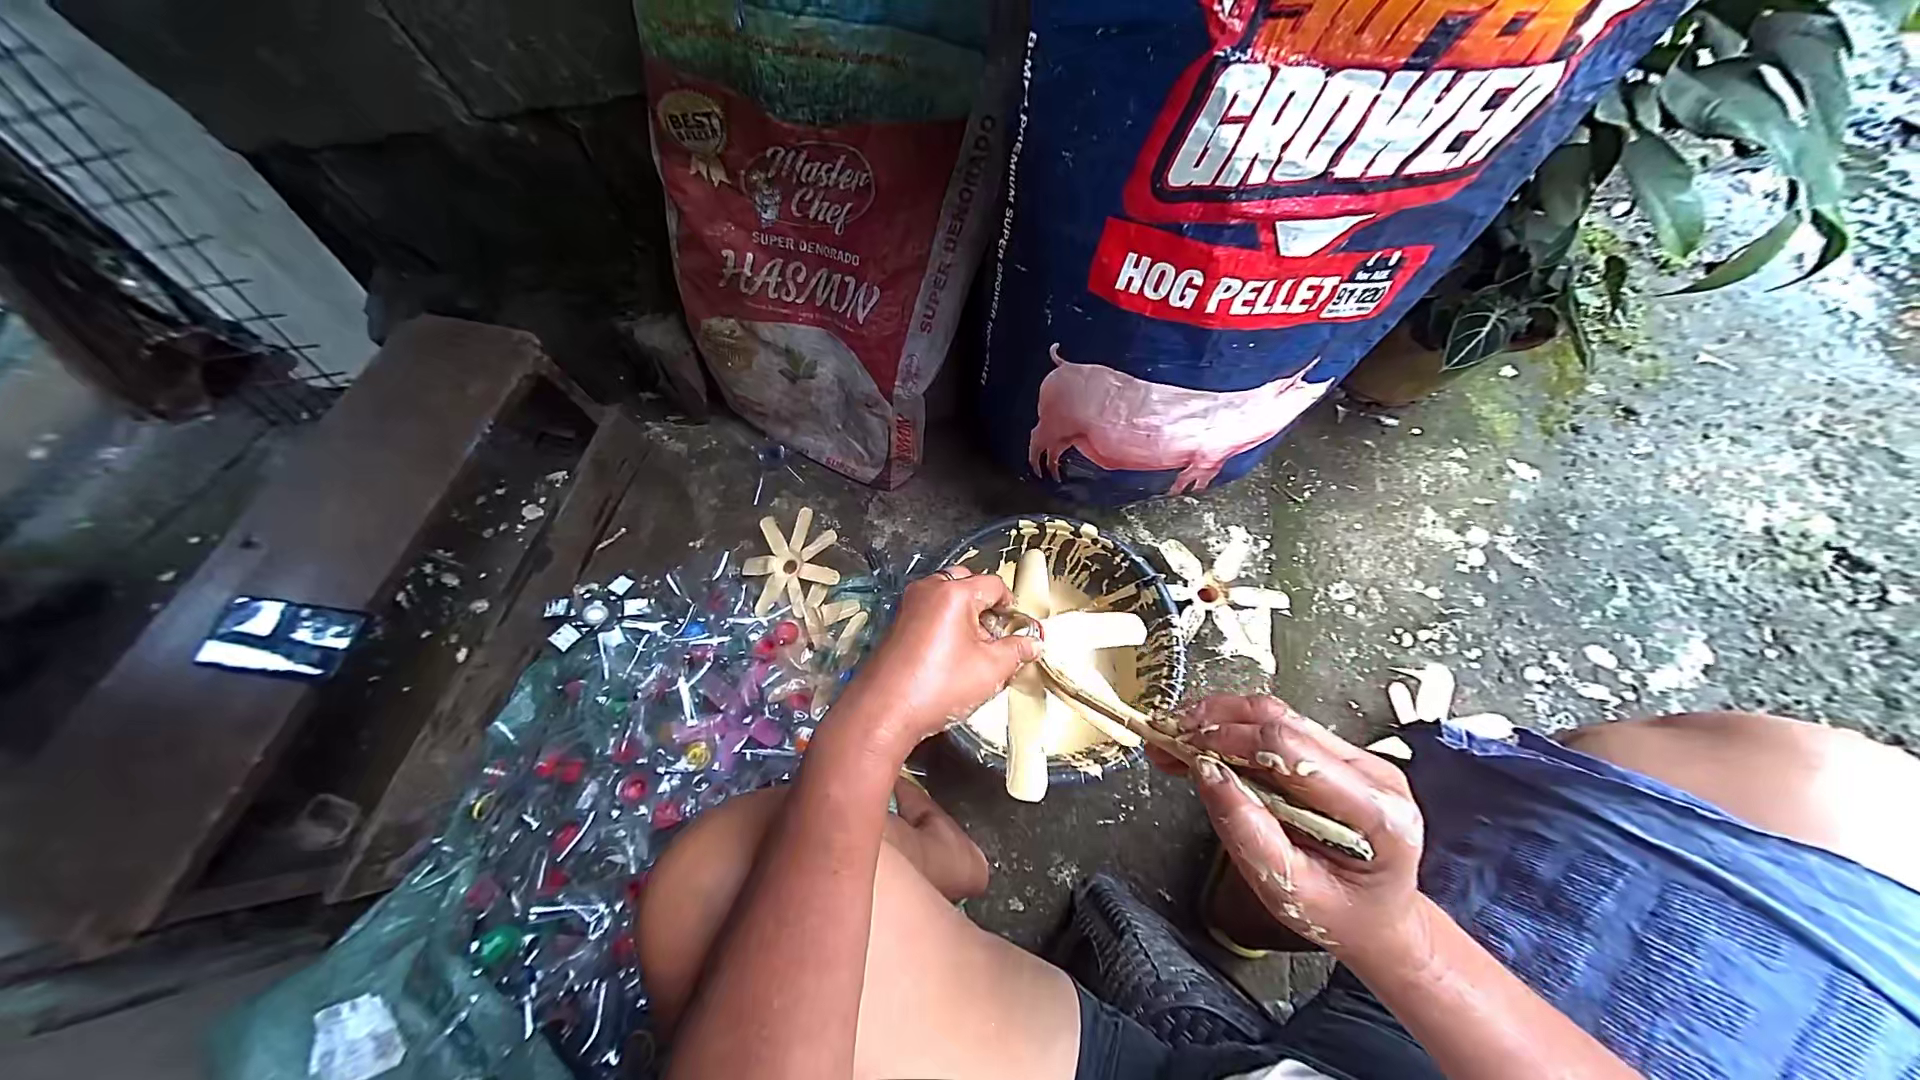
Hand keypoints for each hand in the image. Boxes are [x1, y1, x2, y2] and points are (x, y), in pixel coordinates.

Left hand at [840, 567, 1040, 751]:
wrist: (884, 711)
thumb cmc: (934, 688)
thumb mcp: (992, 669)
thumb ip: (1017, 650)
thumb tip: (1031, 643)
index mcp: (953, 593)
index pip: (994, 585)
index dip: (1011, 606)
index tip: (1018, 627)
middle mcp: (928, 591)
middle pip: (968, 584)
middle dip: (986, 607)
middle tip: (998, 636)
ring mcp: (910, 606)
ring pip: (947, 597)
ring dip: (966, 615)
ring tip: (976, 649)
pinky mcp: (899, 624)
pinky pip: (930, 611)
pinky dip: (945, 623)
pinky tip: (952, 655)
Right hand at [1152, 695, 1430, 965]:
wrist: (1373, 918)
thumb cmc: (1339, 914)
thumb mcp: (1289, 892)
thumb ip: (1247, 832)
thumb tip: (1207, 772)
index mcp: (1374, 810)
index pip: (1291, 748)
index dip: (1230, 740)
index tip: (1185, 747)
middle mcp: (1369, 772)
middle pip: (1279, 720)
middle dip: (1213, 722)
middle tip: (1166, 735)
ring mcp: (1352, 757)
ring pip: (1272, 713)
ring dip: (1215, 719)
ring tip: (1173, 735)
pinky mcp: (1329, 751)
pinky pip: (1272, 725)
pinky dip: (1228, 728)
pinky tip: (1198, 739)